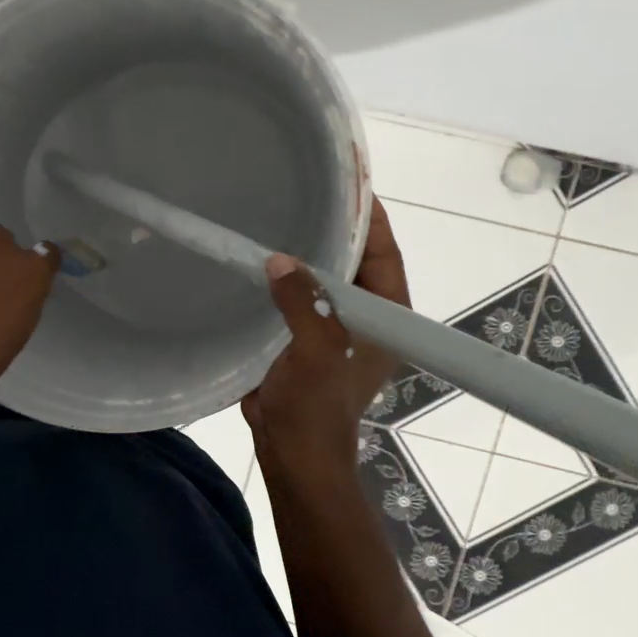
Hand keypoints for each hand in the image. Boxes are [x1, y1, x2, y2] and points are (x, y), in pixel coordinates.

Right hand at [242, 198, 410, 484]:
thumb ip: (303, 302)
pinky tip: (251, 261)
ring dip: (301, 253)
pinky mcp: (301, 339)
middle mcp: (365, 318)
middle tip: (299, 191)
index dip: (370, 219)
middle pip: (352, 261)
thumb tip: (279, 259)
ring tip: (271, 217)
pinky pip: (294, 297)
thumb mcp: (315, 351)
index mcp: (386, 318)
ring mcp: (332, 328)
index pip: (384, 255)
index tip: (348, 183)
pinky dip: (278, 278)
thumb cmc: (315, 406)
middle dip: (331, 229)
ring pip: (320, 278)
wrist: (293, 453)